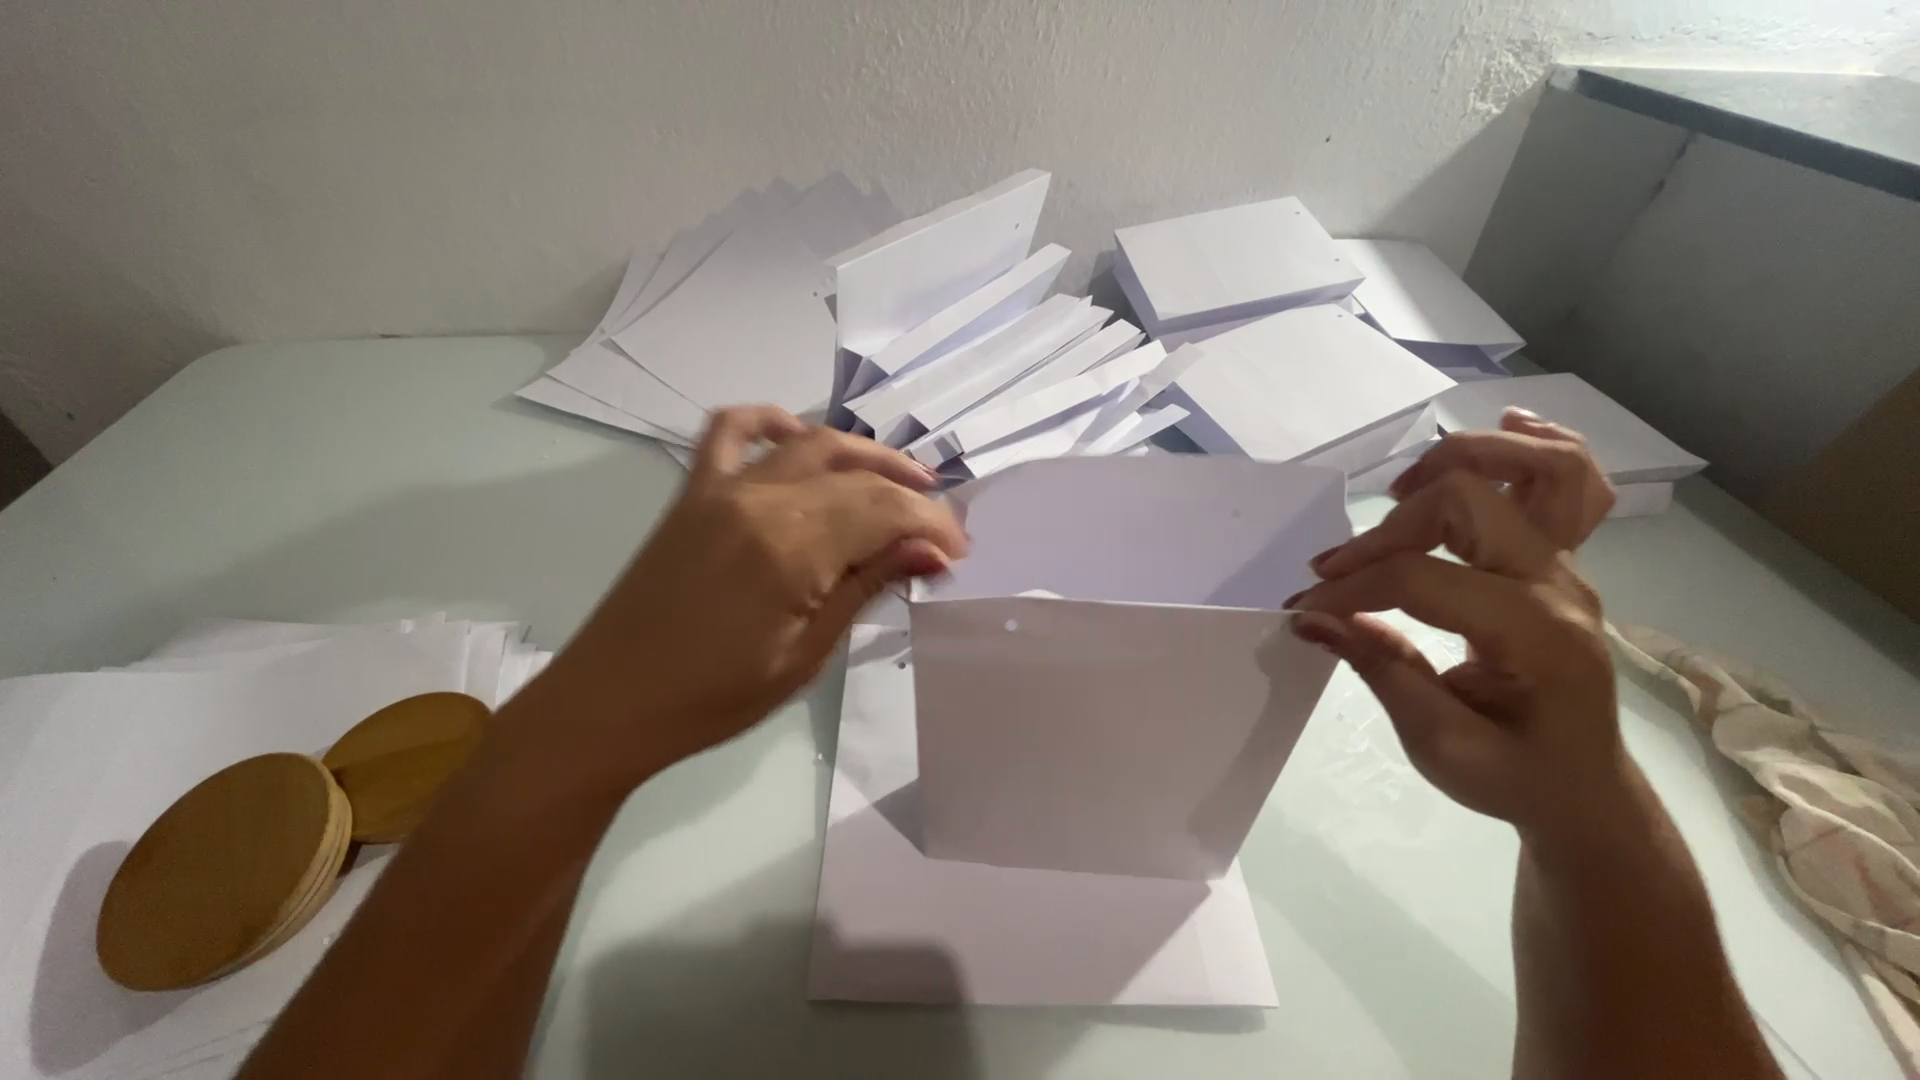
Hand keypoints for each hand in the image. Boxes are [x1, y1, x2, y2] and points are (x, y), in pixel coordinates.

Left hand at [550, 407, 966, 776]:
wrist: (611, 702)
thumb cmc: (715, 698)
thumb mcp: (806, 654)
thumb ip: (868, 587)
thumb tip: (931, 550)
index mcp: (791, 547)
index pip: (884, 510)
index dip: (931, 524)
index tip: (958, 552)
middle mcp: (760, 500)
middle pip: (856, 476)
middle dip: (910, 496)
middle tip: (939, 529)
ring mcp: (721, 488)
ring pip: (809, 444)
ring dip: (864, 455)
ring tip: (900, 480)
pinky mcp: (693, 492)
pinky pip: (732, 431)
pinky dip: (772, 421)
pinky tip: (798, 433)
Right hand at [1290, 415, 1631, 841]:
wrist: (1584, 792)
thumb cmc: (1514, 776)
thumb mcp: (1438, 744)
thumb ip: (1379, 670)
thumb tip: (1309, 620)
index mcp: (1534, 633)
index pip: (1421, 579)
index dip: (1351, 588)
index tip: (1302, 611)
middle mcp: (1559, 584)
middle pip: (1465, 503)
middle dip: (1385, 531)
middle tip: (1336, 571)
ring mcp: (1568, 566)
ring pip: (1536, 469)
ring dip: (1460, 462)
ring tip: (1398, 491)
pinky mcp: (1560, 561)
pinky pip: (1566, 484)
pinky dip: (1534, 449)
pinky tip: (1507, 426)